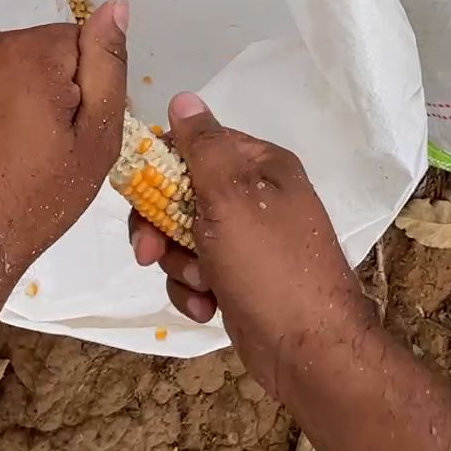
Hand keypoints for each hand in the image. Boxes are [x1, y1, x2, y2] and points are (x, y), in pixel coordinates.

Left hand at [0, 0, 128, 275]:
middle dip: (42, 85)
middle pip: (32, 51)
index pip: (76, 43)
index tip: (68, 129)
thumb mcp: (95, 140)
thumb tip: (115, 5)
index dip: (82, 86)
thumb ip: (107, 65)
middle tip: (37, 145)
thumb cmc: (34, 199)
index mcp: (31, 52)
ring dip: (2, 92)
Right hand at [129, 92, 379, 404]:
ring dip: (181, 264)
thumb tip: (183, 97)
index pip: (196, 145)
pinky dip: (195, 291)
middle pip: (182, 194)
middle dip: (163, 226)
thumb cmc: (270, 264)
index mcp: (260, 165)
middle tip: (150, 252)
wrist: (311, 352)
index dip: (161, 167)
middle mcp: (255, 197)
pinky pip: (195, 273)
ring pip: (183, 237)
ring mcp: (247, 240)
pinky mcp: (238, 279)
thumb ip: (202, 146)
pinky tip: (208, 308)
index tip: (138, 193)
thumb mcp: (231, 196)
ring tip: (203, 285)